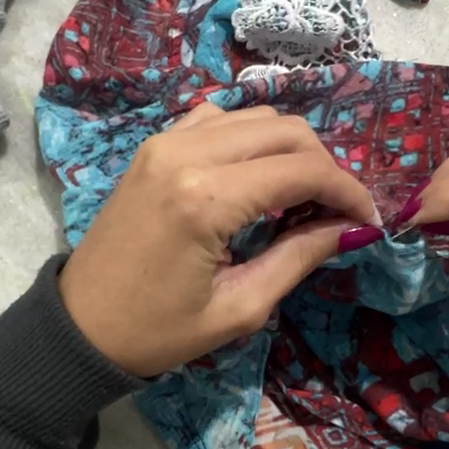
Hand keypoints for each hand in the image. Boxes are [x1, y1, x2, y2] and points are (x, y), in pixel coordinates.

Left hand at [61, 103, 377, 376]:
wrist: (79, 327)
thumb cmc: (157, 331)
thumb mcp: (239, 308)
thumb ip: (298, 257)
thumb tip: (351, 228)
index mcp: (207, 198)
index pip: (302, 170)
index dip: (346, 191)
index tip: (368, 219)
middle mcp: (186, 153)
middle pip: (285, 131)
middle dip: (324, 167)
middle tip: (337, 211)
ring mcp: (165, 142)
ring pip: (255, 117)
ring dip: (290, 149)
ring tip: (302, 198)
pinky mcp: (154, 146)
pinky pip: (218, 120)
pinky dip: (250, 138)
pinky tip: (257, 176)